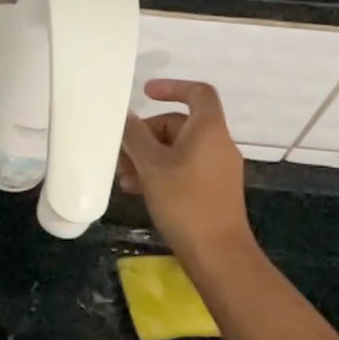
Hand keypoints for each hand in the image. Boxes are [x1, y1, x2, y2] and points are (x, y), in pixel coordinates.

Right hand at [119, 79, 252, 258]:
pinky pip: (184, 167)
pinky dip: (161, 171)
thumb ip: (135, 136)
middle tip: (121, 155)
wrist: (217, 252)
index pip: (198, 93)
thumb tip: (125, 117)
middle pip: (178, 124)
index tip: (145, 93)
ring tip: (124, 178)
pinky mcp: (213, 188)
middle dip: (145, 135)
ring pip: (177, 148)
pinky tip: (138, 190)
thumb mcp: (151, 165)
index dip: (172, 87)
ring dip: (148, 157)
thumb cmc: (184, 201)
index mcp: (208, 130)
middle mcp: (218, 143)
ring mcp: (218, 167)